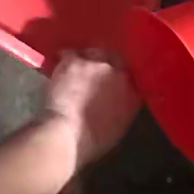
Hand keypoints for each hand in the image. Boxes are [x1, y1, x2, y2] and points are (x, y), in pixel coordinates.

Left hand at [42, 50, 141, 167]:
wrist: (66, 134)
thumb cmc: (92, 140)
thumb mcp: (119, 127)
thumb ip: (125, 107)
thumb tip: (120, 98)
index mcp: (133, 92)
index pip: (132, 77)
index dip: (121, 78)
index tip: (113, 82)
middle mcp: (119, 73)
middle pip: (115, 60)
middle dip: (106, 65)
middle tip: (95, 73)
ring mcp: (97, 63)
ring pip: (94, 53)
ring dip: (87, 60)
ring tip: (77, 67)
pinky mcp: (74, 60)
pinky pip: (69, 53)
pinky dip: (65, 58)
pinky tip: (59, 63)